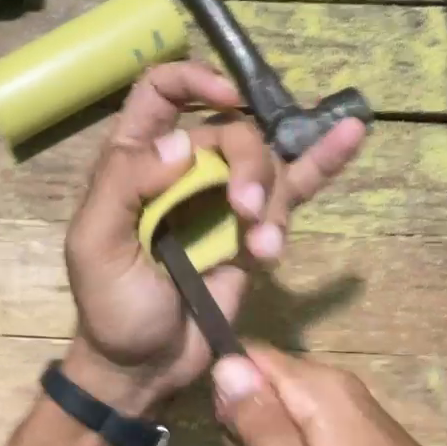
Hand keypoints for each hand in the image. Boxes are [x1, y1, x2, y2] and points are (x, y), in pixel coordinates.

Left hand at [62, 63, 366, 414]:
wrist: (146, 365)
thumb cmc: (111, 306)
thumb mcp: (95, 244)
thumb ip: (125, 186)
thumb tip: (182, 142)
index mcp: (134, 161)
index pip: (159, 93)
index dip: (192, 80)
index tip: (226, 98)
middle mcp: (182, 169)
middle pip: (229, 130)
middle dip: (246, 165)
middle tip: (246, 213)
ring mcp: (221, 198)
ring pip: (266, 164)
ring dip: (274, 199)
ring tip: (265, 247)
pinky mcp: (253, 230)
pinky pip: (295, 188)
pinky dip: (323, 161)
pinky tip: (350, 135)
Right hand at [212, 345, 446, 445]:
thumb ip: (261, 426)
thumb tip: (223, 363)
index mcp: (320, 391)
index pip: (244, 358)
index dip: (230, 401)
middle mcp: (336, 386)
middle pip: (260, 389)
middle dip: (254, 439)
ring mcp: (352, 410)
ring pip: (279, 417)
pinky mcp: (361, 435)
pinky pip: (306, 436)